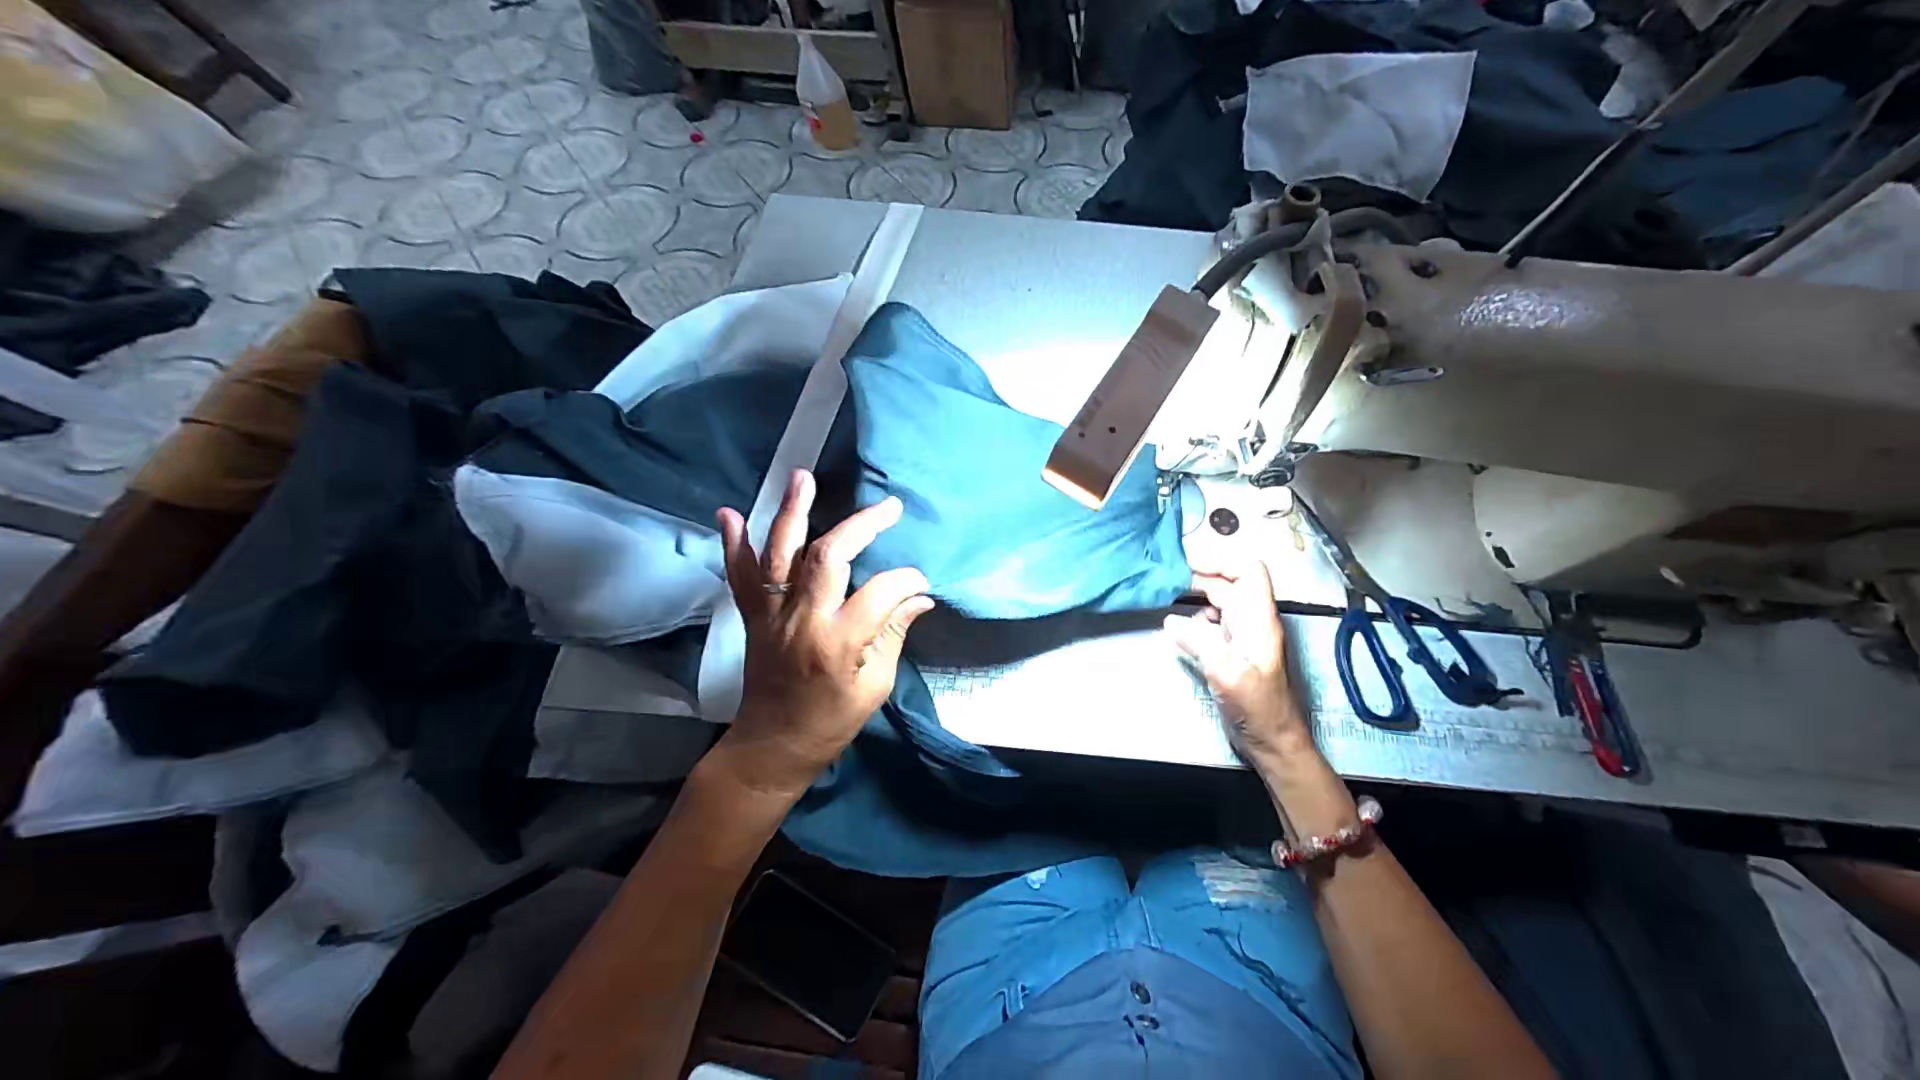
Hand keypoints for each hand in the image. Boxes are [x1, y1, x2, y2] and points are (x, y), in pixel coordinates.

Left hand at [713, 469, 933, 798]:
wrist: (772, 746)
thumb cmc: (830, 723)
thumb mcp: (875, 687)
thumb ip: (893, 635)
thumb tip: (919, 597)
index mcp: (838, 643)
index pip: (880, 593)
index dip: (906, 580)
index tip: (920, 580)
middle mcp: (801, 620)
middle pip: (827, 557)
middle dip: (860, 526)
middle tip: (887, 507)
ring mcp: (771, 616)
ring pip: (780, 555)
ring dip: (792, 512)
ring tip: (803, 477)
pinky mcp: (752, 618)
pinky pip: (741, 576)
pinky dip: (735, 545)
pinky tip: (730, 514)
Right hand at [1163, 555, 1313, 767]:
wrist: (1271, 741)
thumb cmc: (1257, 706)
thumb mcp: (1226, 671)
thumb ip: (1199, 640)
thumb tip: (1172, 621)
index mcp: (1258, 619)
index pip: (1249, 571)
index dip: (1222, 561)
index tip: (1189, 565)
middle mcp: (1252, 622)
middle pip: (1229, 584)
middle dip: (1199, 578)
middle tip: (1166, 581)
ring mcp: (1243, 638)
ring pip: (1219, 604)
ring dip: (1194, 598)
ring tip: (1166, 600)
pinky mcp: (1232, 654)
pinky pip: (1212, 625)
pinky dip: (1194, 620)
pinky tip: (1178, 628)